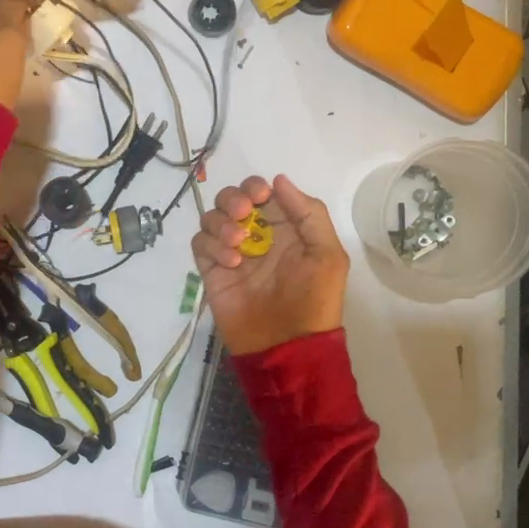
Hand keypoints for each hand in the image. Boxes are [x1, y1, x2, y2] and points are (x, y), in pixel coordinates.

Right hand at [191, 175, 348, 355]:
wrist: (286, 347)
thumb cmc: (314, 301)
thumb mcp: (328, 255)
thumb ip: (309, 214)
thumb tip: (278, 180)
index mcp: (285, 228)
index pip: (262, 193)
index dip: (255, 187)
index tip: (260, 197)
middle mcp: (256, 236)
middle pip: (231, 199)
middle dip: (233, 199)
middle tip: (244, 215)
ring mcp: (231, 253)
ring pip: (211, 217)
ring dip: (221, 223)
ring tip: (237, 245)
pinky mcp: (212, 272)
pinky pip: (200, 244)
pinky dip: (212, 246)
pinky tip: (231, 264)